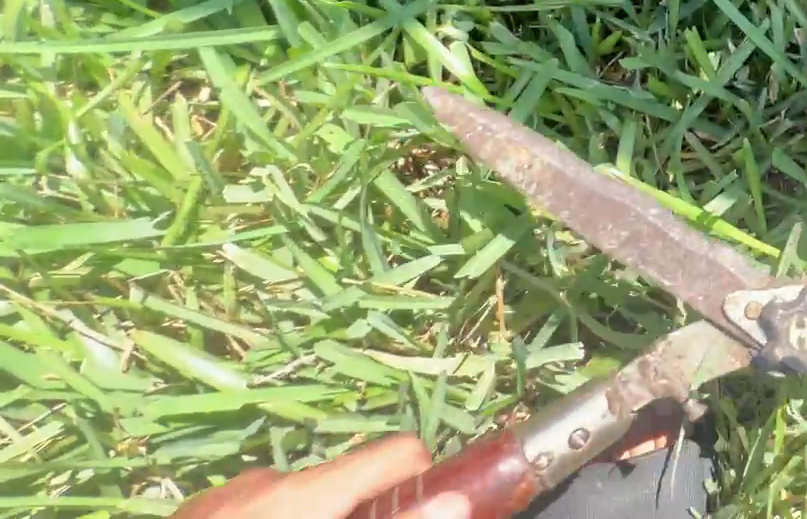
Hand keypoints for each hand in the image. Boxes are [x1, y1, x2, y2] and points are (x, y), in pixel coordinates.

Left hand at [173, 435, 470, 518]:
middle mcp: (268, 482)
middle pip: (349, 476)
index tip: (423, 513)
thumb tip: (459, 501)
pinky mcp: (190, 515)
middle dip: (362, 510)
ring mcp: (220, 500)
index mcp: (306, 493)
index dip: (423, 480)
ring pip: (295, 497)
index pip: (401, 452)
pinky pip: (247, 510)